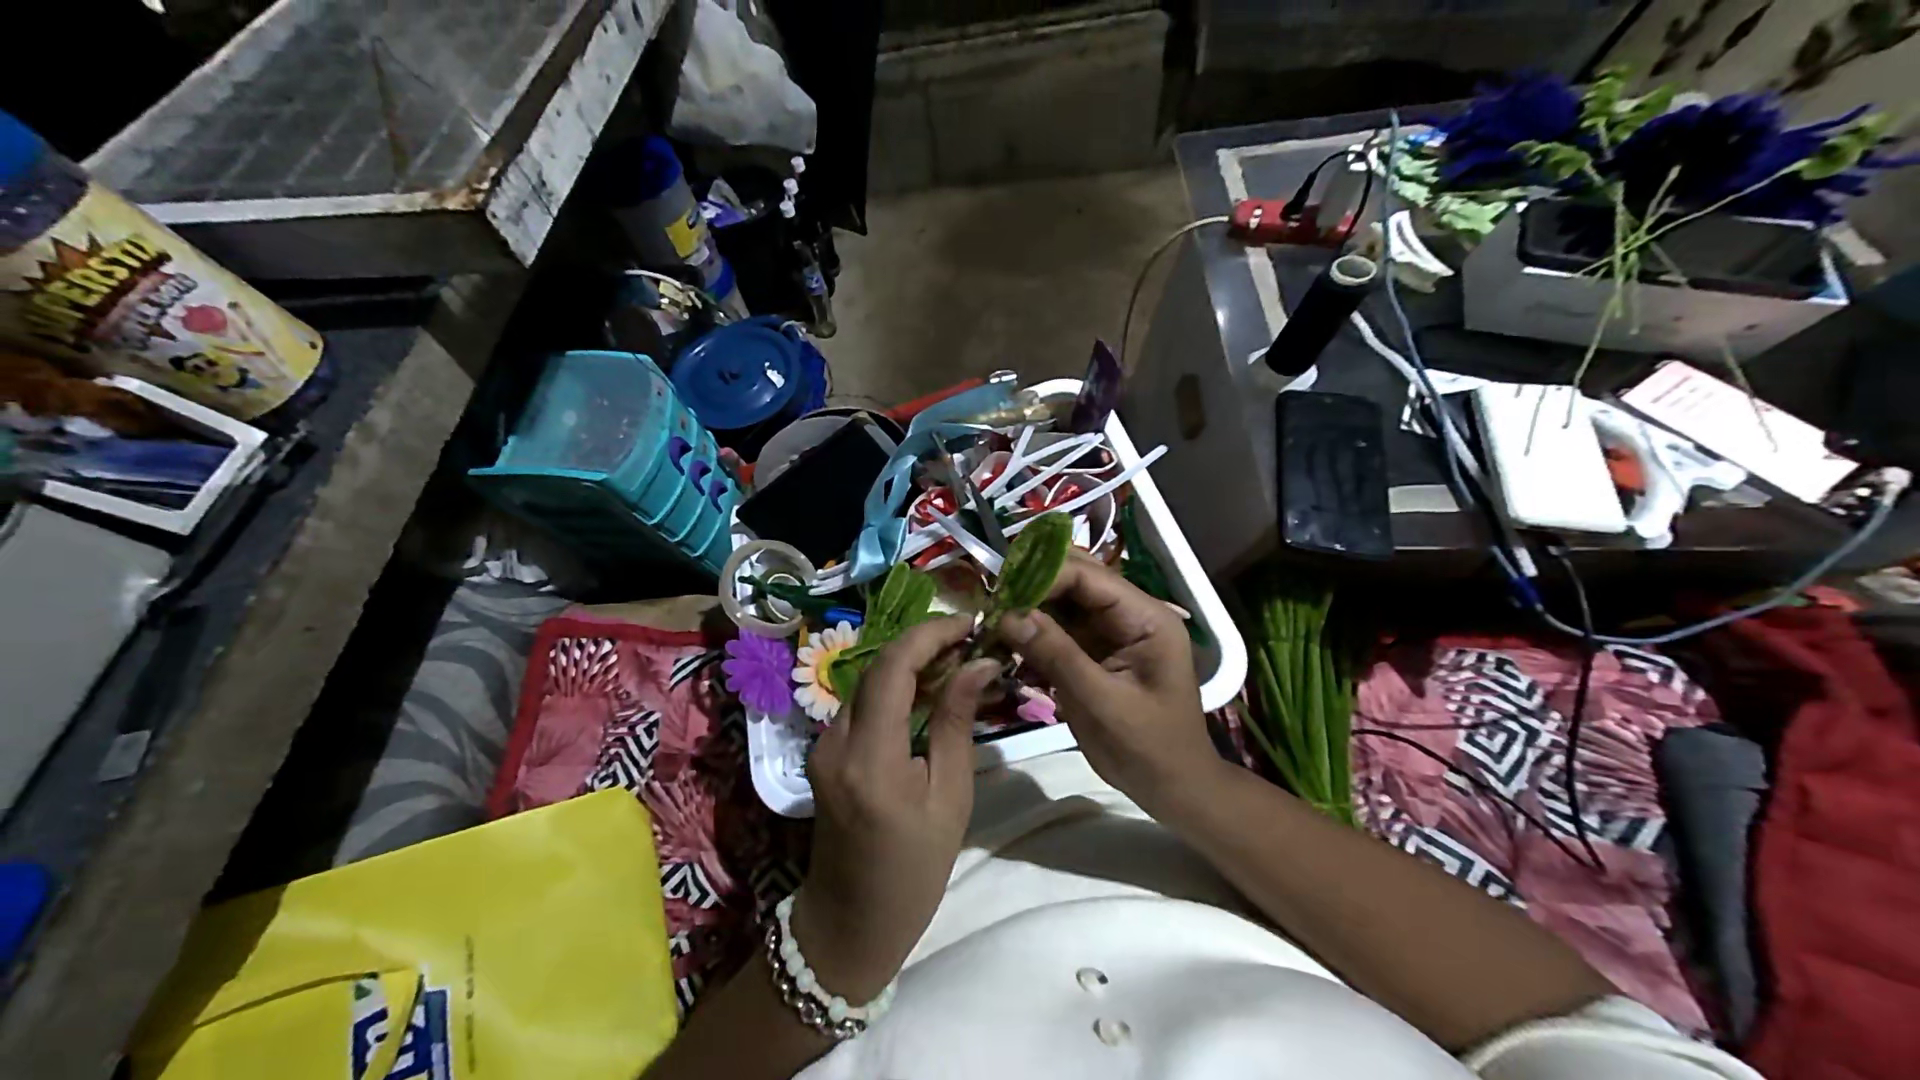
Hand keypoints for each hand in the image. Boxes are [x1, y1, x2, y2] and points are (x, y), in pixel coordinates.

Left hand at [793, 616, 998, 1002]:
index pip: (893, 667)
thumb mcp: (950, 798)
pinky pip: (861, 706)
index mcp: (869, 757)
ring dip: (910, 665)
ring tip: (958, 662)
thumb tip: (980, 664)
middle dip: (923, 644)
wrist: (849, 924)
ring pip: (867, 683)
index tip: (969, 624)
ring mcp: (822, 746)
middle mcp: (835, 741)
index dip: (930, 635)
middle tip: (970, 642)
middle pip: (877, 668)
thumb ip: (956, 723)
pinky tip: (927, 694)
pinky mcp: (823, 753)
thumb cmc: (912, 871)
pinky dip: (895, 691)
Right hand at [998, 555, 1219, 809]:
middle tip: (990, 599)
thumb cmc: (1149, 747)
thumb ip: (1058, 655)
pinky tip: (1005, 639)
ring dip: (1029, 608)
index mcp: (1146, 617)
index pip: (1089, 577)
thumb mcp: (1102, 702)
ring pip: (1063, 603)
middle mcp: (1129, 614)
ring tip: (991, 616)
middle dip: (1033, 586)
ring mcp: (1111, 632)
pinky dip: (1033, 632)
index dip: (1044, 576)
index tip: (1002, 592)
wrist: (1173, 788)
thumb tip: (1009, 615)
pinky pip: (1059, 630)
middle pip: (1075, 581)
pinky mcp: (1094, 652)